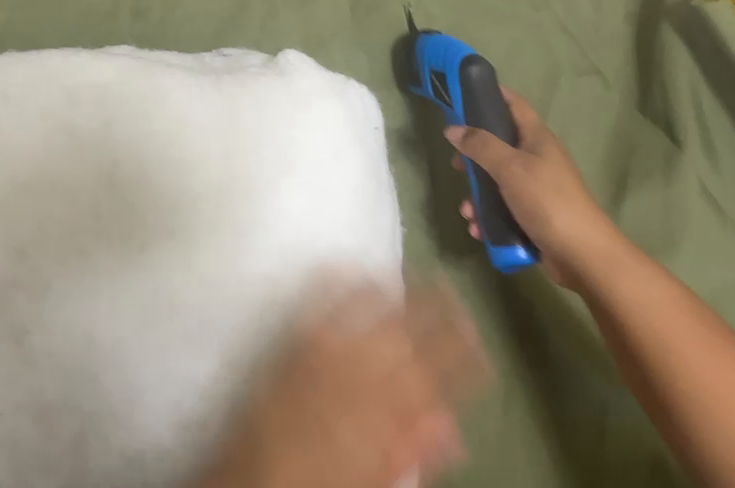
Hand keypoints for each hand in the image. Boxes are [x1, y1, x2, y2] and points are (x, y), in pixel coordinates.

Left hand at [195, 281, 488, 487]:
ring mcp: (325, 344)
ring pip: (372, 301)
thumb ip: (414, 445)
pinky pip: (320, 293)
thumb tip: (452, 428)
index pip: (442, 367)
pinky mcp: (292, 334)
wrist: (255, 476)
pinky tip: (354, 267)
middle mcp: (362, 368)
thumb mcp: (377, 472)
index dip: (466, 349)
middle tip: (455, 294)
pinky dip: (341, 276)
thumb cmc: (322, 475)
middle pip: (413, 325)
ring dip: (398, 288)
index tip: (479, 337)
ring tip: (416, 278)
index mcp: (390, 407)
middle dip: (441, 307)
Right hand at [446, 86, 629, 289]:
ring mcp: (536, 188)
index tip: (462, 94)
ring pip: (496, 181)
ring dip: (478, 195)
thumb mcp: (510, 168)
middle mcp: (537, 158)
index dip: (492, 94)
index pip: (514, 104)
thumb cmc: (548, 201)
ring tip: (468, 210)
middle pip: (499, 145)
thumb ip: (481, 146)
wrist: (582, 255)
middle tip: (457, 164)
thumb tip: (453, 129)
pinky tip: (479, 229)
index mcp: (537, 138)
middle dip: (474, 155)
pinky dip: (488, 217)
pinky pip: (502, 208)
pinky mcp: (532, 214)